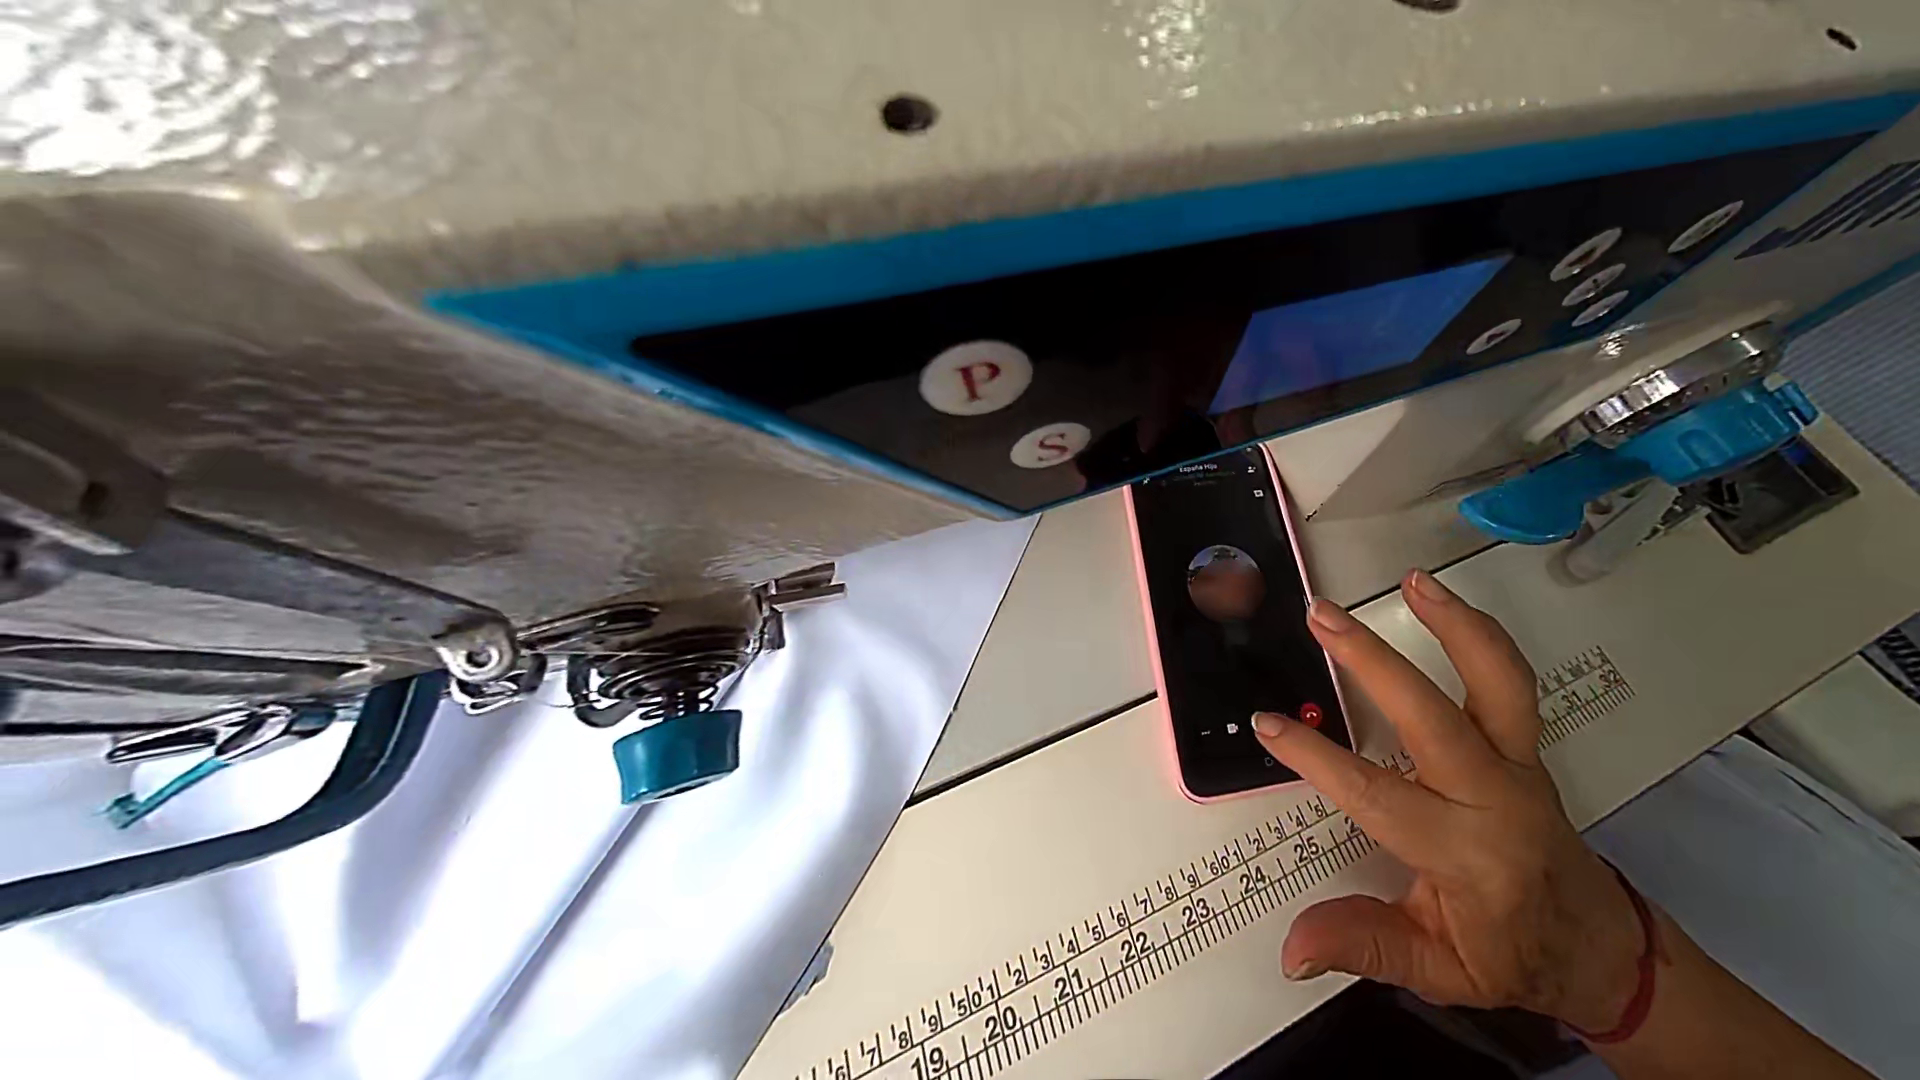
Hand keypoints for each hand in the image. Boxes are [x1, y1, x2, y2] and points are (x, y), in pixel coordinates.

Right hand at [1251, 570, 1644, 1031]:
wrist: (1603, 947)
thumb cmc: (1512, 952)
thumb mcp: (1438, 965)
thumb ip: (1363, 943)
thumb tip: (1293, 948)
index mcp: (1465, 852)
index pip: (1374, 793)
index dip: (1315, 756)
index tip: (1269, 724)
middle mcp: (1495, 798)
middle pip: (1433, 717)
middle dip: (1371, 662)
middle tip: (1321, 618)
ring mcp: (1518, 764)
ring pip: (1498, 684)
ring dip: (1452, 626)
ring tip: (1410, 584)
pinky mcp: (1526, 747)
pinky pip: (1510, 679)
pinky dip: (1477, 634)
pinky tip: (1440, 602)